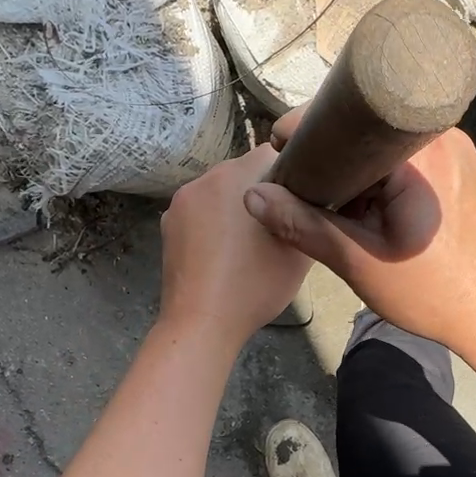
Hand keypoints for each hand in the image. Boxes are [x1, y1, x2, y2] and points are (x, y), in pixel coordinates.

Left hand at [159, 144, 312, 348]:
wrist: (202, 323)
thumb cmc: (255, 285)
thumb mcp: (298, 255)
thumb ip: (306, 218)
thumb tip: (308, 206)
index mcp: (237, 177)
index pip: (272, 153)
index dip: (291, 173)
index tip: (300, 200)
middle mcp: (204, 179)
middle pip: (242, 173)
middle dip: (261, 192)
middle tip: (277, 227)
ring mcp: (180, 203)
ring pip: (219, 193)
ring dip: (235, 209)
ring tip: (248, 246)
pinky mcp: (168, 226)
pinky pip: (200, 214)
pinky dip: (213, 226)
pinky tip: (223, 256)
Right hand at [243, 112, 475, 357]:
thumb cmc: (433, 293)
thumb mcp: (358, 262)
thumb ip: (303, 226)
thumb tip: (253, 198)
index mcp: (419, 151)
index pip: (348, 118)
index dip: (307, 132)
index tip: (279, 150)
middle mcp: (444, 137)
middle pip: (368, 129)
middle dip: (332, 157)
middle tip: (305, 186)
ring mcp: (458, 152)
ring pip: (387, 147)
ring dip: (358, 172)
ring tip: (337, 205)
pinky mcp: (463, 170)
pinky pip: (409, 160)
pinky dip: (384, 179)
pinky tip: (371, 211)